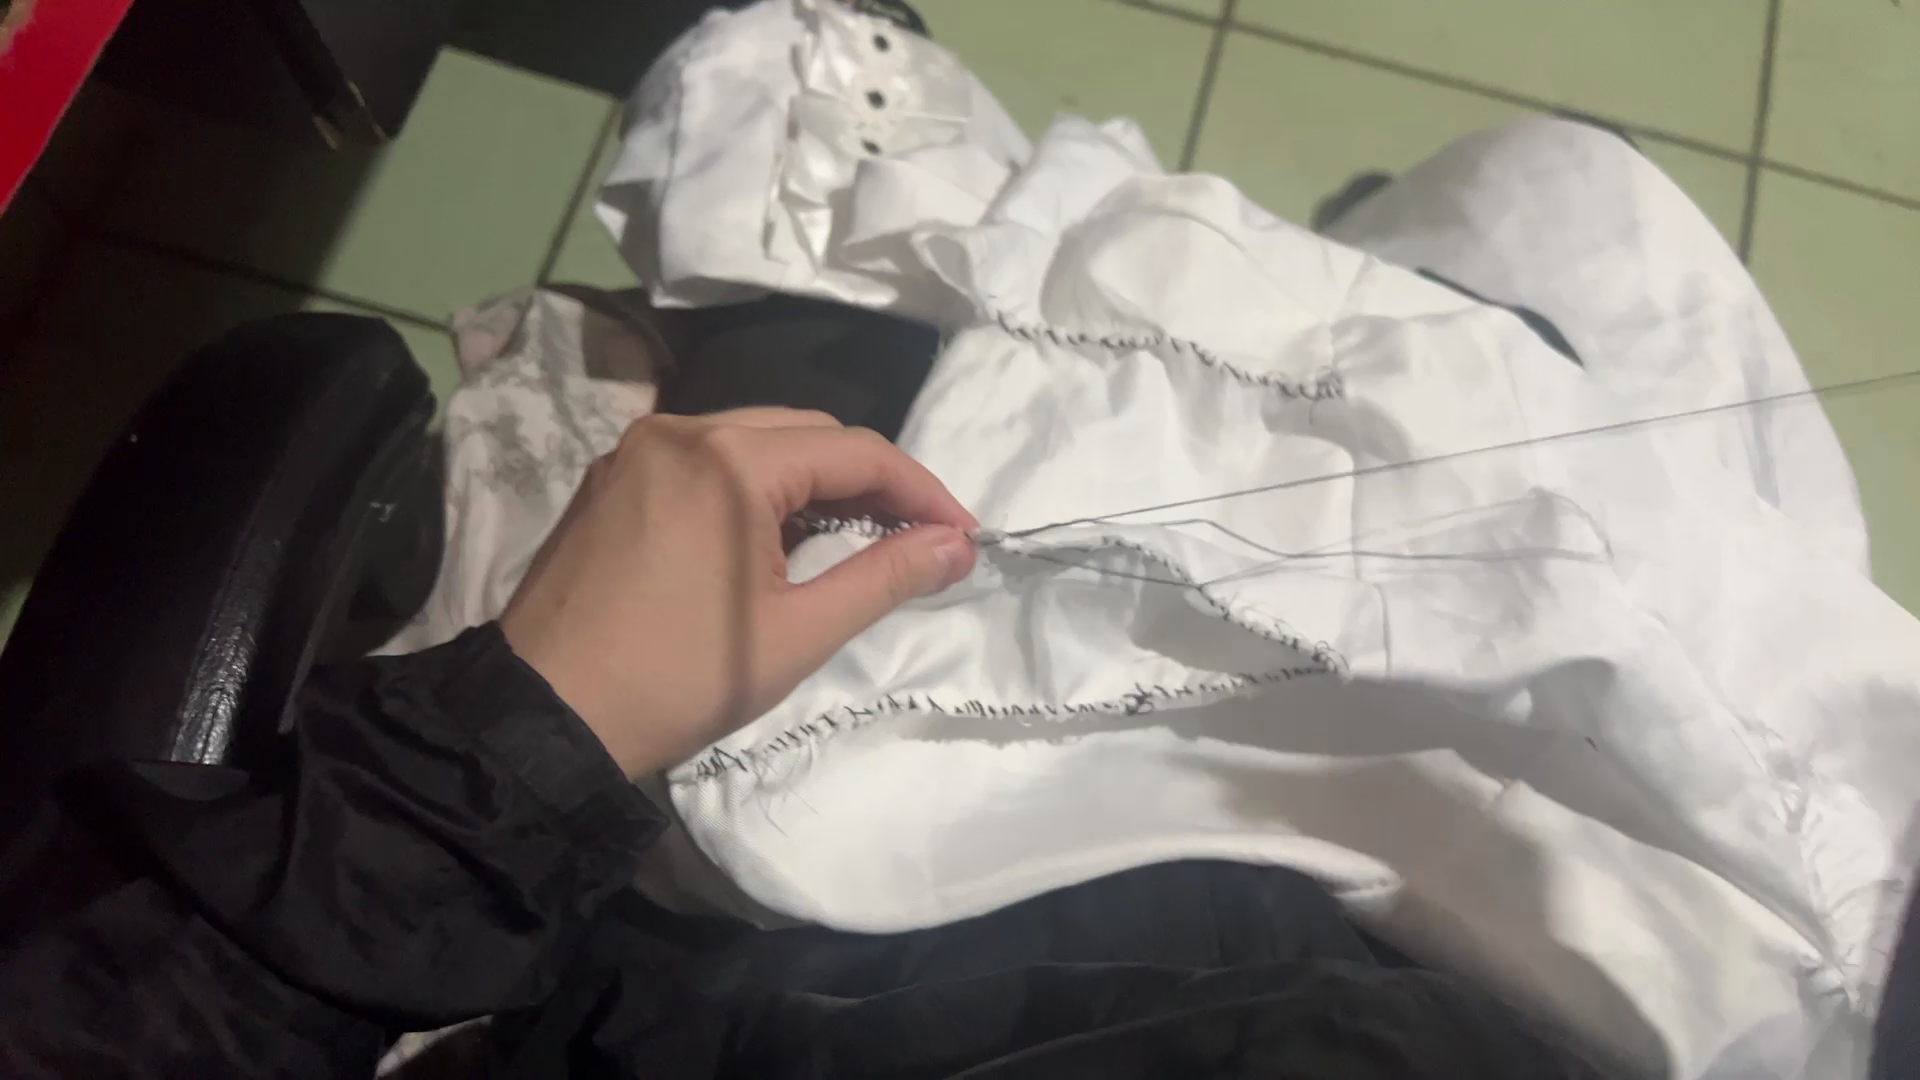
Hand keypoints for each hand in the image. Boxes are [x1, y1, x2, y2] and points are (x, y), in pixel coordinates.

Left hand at [500, 408, 977, 777]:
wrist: (542, 724)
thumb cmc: (680, 681)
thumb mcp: (799, 633)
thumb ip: (886, 576)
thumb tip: (958, 545)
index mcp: (730, 461)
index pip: (856, 452)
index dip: (921, 490)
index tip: (962, 533)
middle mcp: (684, 430)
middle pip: (811, 435)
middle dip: (872, 482)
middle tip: (913, 538)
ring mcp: (642, 448)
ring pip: (761, 441)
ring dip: (818, 484)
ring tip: (853, 540)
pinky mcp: (616, 475)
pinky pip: (712, 460)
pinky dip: (761, 487)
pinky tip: (776, 535)